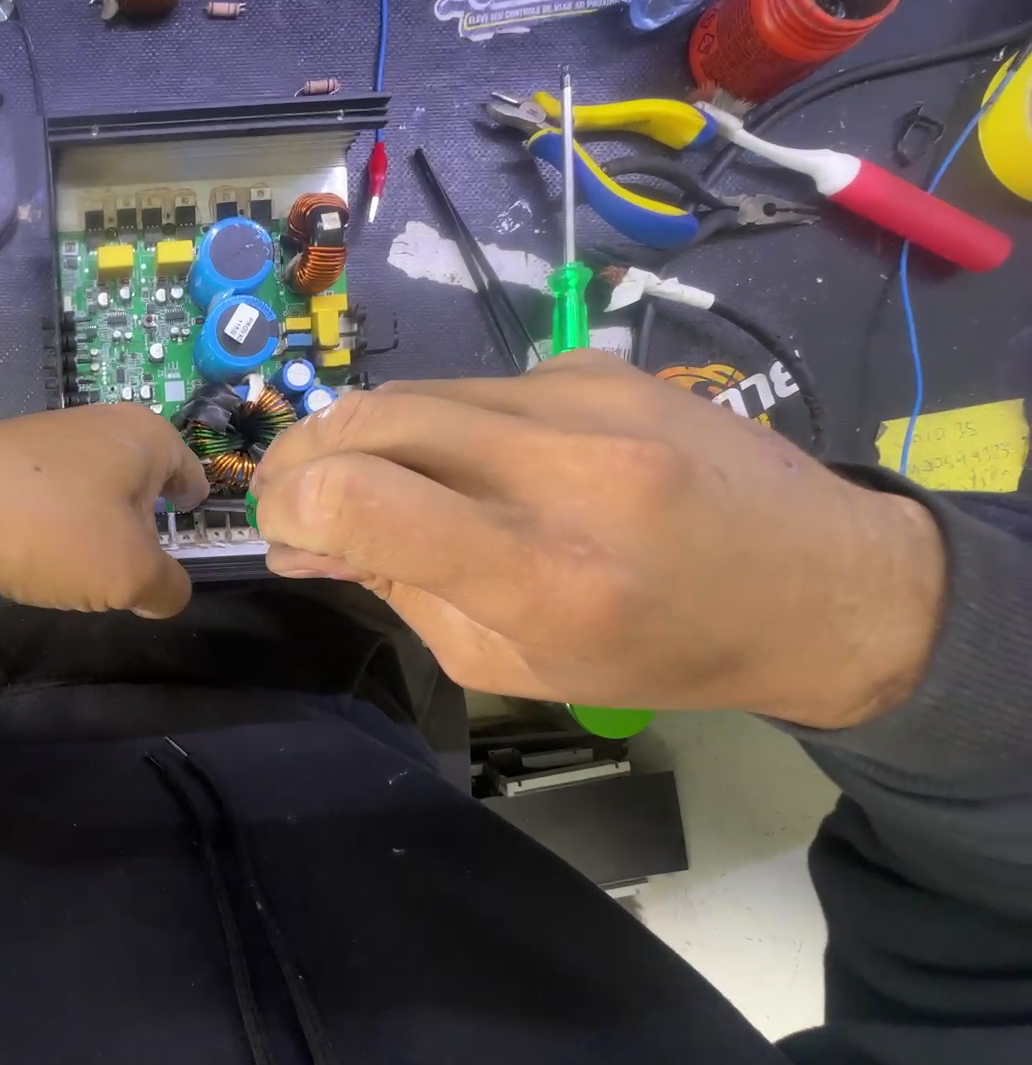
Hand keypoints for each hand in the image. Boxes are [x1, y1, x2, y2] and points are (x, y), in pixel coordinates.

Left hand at [0, 405, 208, 617]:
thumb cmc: (53, 529)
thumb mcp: (130, 574)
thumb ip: (169, 588)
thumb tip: (168, 591)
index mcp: (149, 435)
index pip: (195, 479)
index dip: (192, 523)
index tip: (178, 558)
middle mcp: (107, 422)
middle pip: (146, 492)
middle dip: (140, 537)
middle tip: (124, 575)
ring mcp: (56, 434)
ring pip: (100, 497)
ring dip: (96, 536)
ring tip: (75, 569)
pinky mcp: (16, 456)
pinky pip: (57, 498)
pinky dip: (56, 527)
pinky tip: (37, 552)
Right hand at [251, 351, 945, 728]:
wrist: (822, 584)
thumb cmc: (653, 652)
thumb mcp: (503, 661)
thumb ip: (394, 590)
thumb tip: (298, 543)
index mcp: (542, 574)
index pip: (361, 498)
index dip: (290, 506)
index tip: (281, 530)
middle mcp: (563, 468)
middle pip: (367, 421)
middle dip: (295, 456)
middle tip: (280, 495)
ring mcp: (583, 398)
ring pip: (405, 394)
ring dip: (349, 436)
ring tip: (343, 476)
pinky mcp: (592, 365)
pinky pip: (463, 388)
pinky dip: (423, 426)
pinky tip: (446, 461)